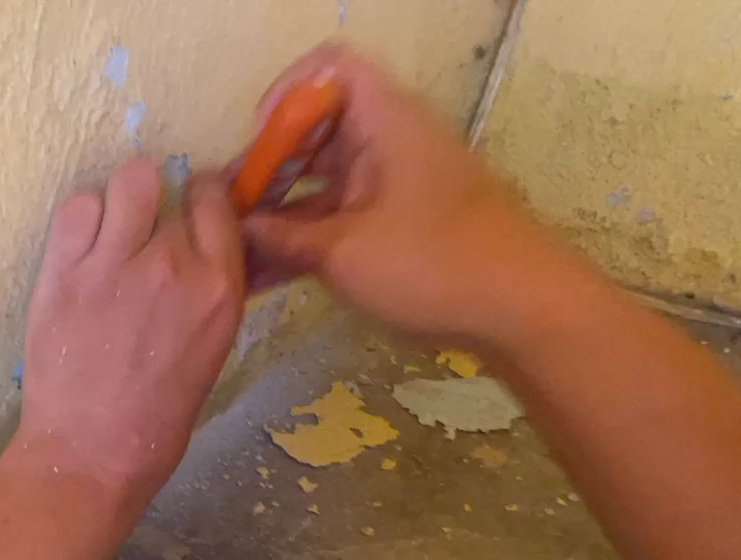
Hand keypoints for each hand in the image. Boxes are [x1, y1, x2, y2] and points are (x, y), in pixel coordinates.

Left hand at [12, 159, 245, 507]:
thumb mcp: (207, 354)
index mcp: (218, 290)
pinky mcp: (64, 273)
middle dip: (157, 217)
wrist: (89, 455)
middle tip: (138, 249)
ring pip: (129, 182)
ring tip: (108, 240)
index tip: (185, 211)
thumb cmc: (154, 424)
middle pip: (170, 196)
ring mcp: (114, 265)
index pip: (216, 204)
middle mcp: (172, 266)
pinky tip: (78, 254)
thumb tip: (204, 257)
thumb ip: (208, 296)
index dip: (199, 201)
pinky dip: (80, 221)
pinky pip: (76, 208)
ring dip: (122, 203)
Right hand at [241, 44, 606, 350]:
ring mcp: (384, 188)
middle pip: (310, 134)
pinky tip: (259, 279)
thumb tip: (234, 229)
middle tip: (225, 215)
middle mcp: (383, 144)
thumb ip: (281, 238)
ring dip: (273, 217)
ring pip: (315, 185)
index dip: (284, 97)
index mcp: (383, 122)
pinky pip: (329, 221)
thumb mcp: (342, 252)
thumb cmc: (430, 264)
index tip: (254, 148)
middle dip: (263, 171)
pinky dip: (297, 242)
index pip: (328, 71)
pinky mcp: (386, 226)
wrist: (515, 308)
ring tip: (231, 255)